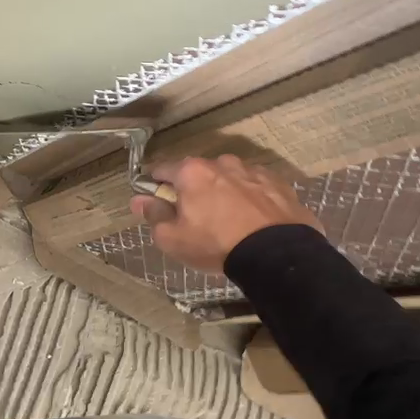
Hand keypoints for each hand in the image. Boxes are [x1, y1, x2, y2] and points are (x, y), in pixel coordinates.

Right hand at [127, 155, 321, 273]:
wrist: (278, 255)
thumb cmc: (216, 244)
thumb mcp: (172, 238)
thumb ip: (153, 215)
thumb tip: (139, 200)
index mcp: (191, 172)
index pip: (161, 170)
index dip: (156, 186)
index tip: (157, 202)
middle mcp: (222, 163)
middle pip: (198, 173)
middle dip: (193, 189)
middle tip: (195, 216)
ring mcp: (254, 171)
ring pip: (229, 177)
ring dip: (224, 191)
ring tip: (229, 219)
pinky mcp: (280, 184)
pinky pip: (256, 187)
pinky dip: (251, 198)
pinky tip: (253, 219)